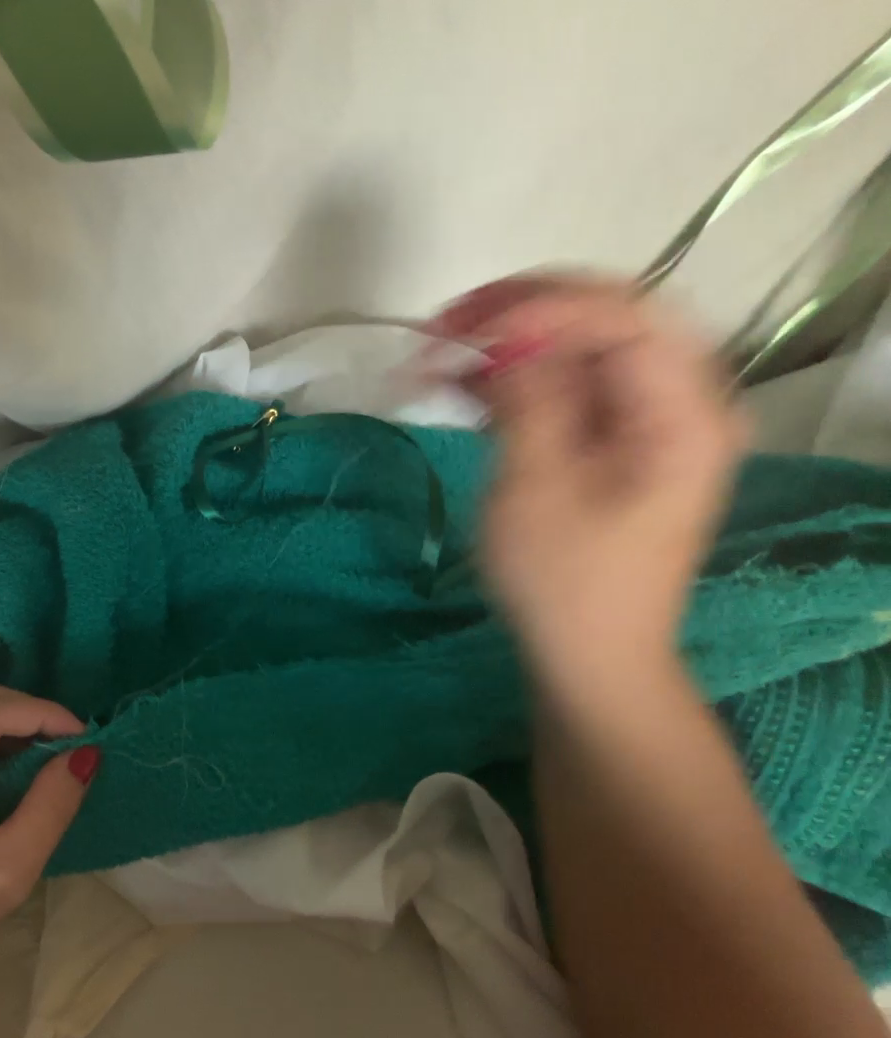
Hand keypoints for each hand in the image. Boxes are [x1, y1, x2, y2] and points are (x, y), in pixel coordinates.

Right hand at [434, 275, 746, 699]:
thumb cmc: (563, 578)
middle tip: (443, 328)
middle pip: (609, 315)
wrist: (588, 646)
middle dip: (522, 310)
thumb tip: (508, 337)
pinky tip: (457, 383)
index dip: (540, 309)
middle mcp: (680, 398)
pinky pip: (566, 379)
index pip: (625, 317)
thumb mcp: (536, 489)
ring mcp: (646, 414)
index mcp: (684, 413)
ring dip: (507, 339)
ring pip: (581, 342)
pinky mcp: (611, 433)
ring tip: (435, 355)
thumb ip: (531, 402)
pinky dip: (511, 373)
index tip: (459, 331)